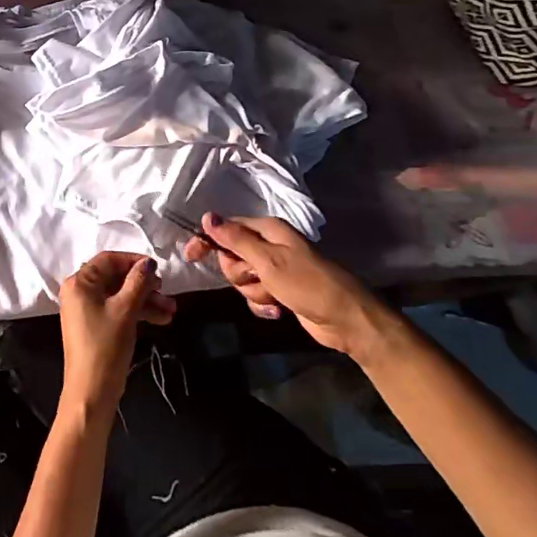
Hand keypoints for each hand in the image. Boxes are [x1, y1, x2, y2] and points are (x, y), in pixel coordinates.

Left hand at [57, 251, 175, 412]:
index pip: (108, 259)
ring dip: (146, 300)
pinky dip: (137, 312)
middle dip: (144, 285)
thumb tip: (148, 263)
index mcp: (80, 282)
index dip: (134, 261)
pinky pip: (118, 310)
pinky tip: (161, 320)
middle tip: (167, 292)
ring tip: (171, 311)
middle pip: (116, 278)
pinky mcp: (95, 325)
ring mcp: (86, 309)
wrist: (92, 390)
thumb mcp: (126, 310)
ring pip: (120, 295)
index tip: (158, 269)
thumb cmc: (106, 345)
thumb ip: (138, 282)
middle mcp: (79, 291)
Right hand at [185, 214, 394, 359]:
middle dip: (239, 273)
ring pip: (242, 279)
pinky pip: (255, 296)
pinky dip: (263, 305)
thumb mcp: (267, 260)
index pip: (226, 228)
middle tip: (258, 278)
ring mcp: (275, 269)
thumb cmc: (307, 283)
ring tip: (275, 297)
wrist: (346, 319)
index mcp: (268, 230)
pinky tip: (278, 311)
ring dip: (254, 292)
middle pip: (232, 257)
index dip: (208, 241)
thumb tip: (207, 217)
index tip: (190, 256)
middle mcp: (270, 246)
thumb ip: (235, 239)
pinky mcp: (280, 291)